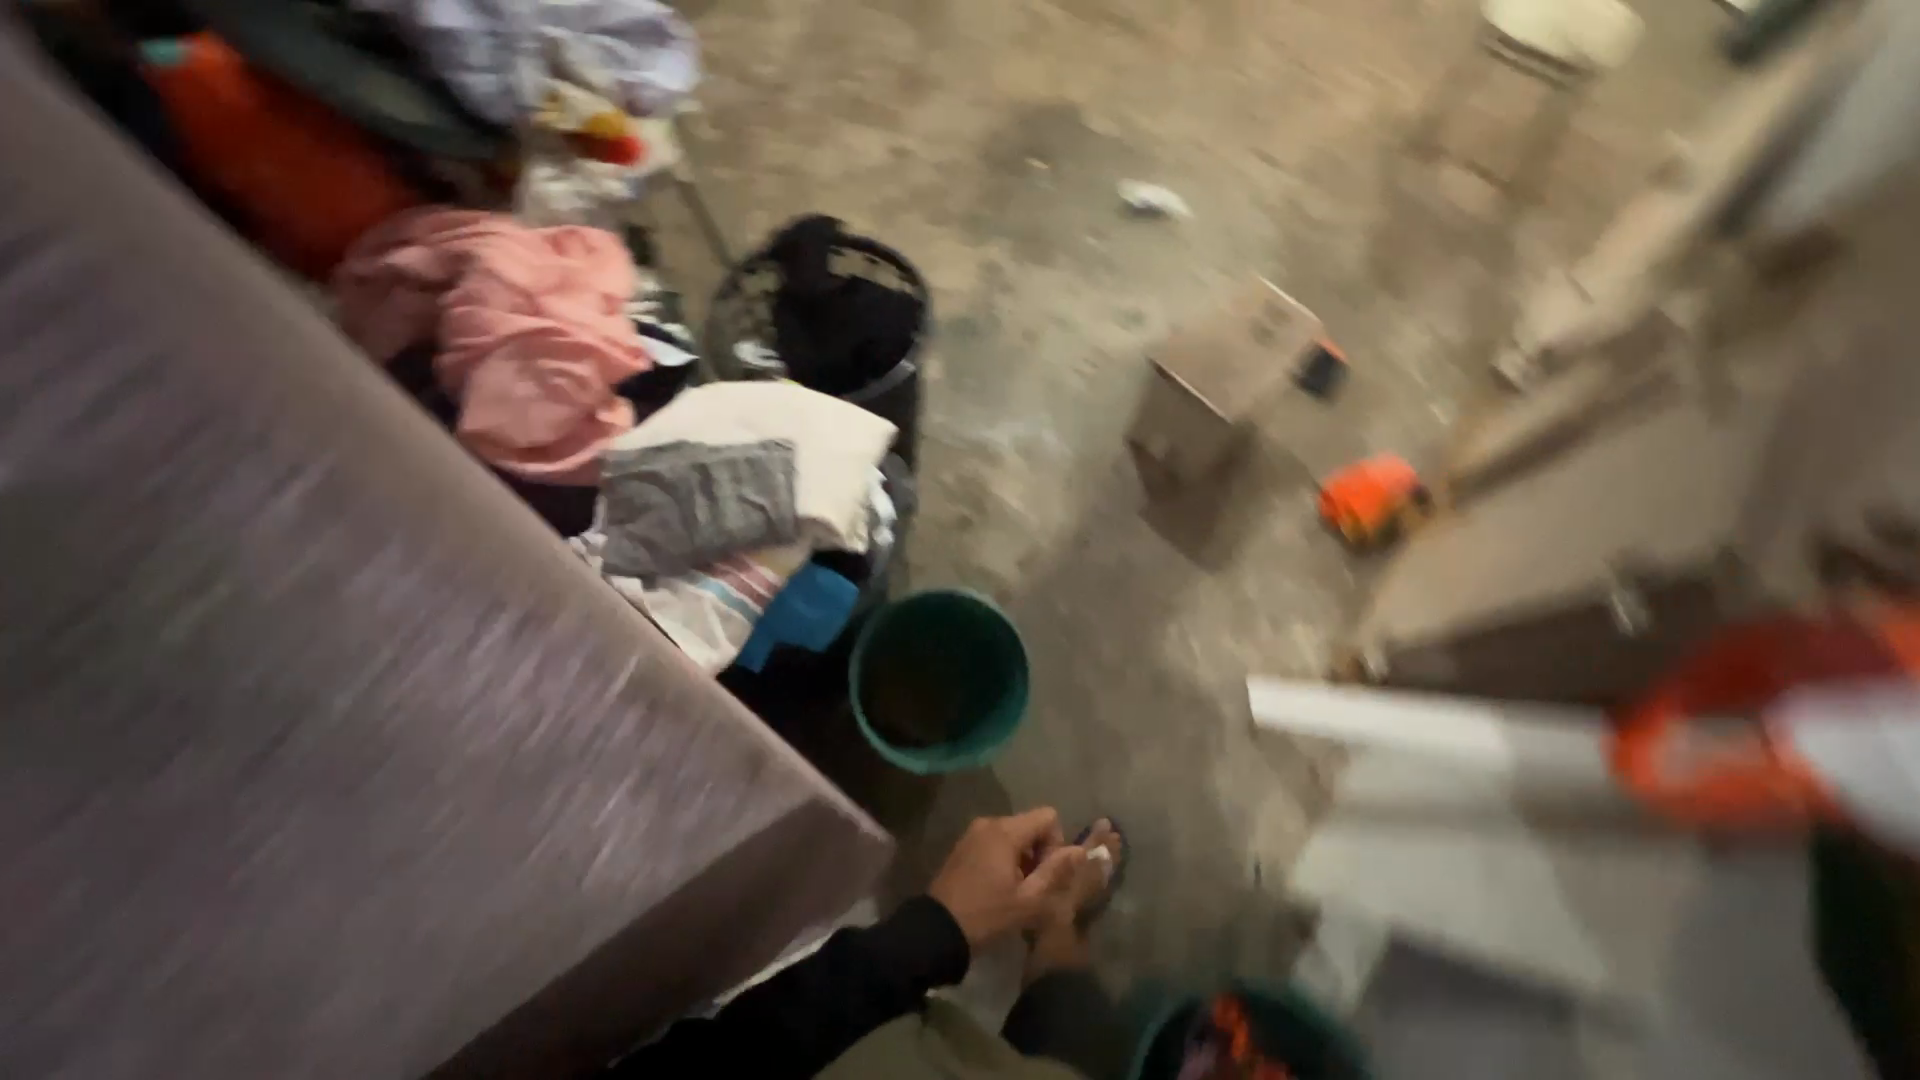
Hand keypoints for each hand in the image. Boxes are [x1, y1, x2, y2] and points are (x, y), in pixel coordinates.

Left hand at [927, 808, 1086, 948]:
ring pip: (1013, 834)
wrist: (936, 930)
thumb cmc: (986, 915)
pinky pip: (995, 842)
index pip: (1048, 817)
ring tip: (1015, 892)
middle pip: (1030, 825)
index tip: (1046, 874)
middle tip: (1032, 888)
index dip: (1056, 844)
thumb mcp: (1028, 899)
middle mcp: (989, 822)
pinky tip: (998, 888)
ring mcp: (973, 833)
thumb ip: (1056, 871)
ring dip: (1022, 858)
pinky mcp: (963, 846)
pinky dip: (1004, 859)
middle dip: (1039, 853)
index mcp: (1005, 831)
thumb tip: (1081, 850)